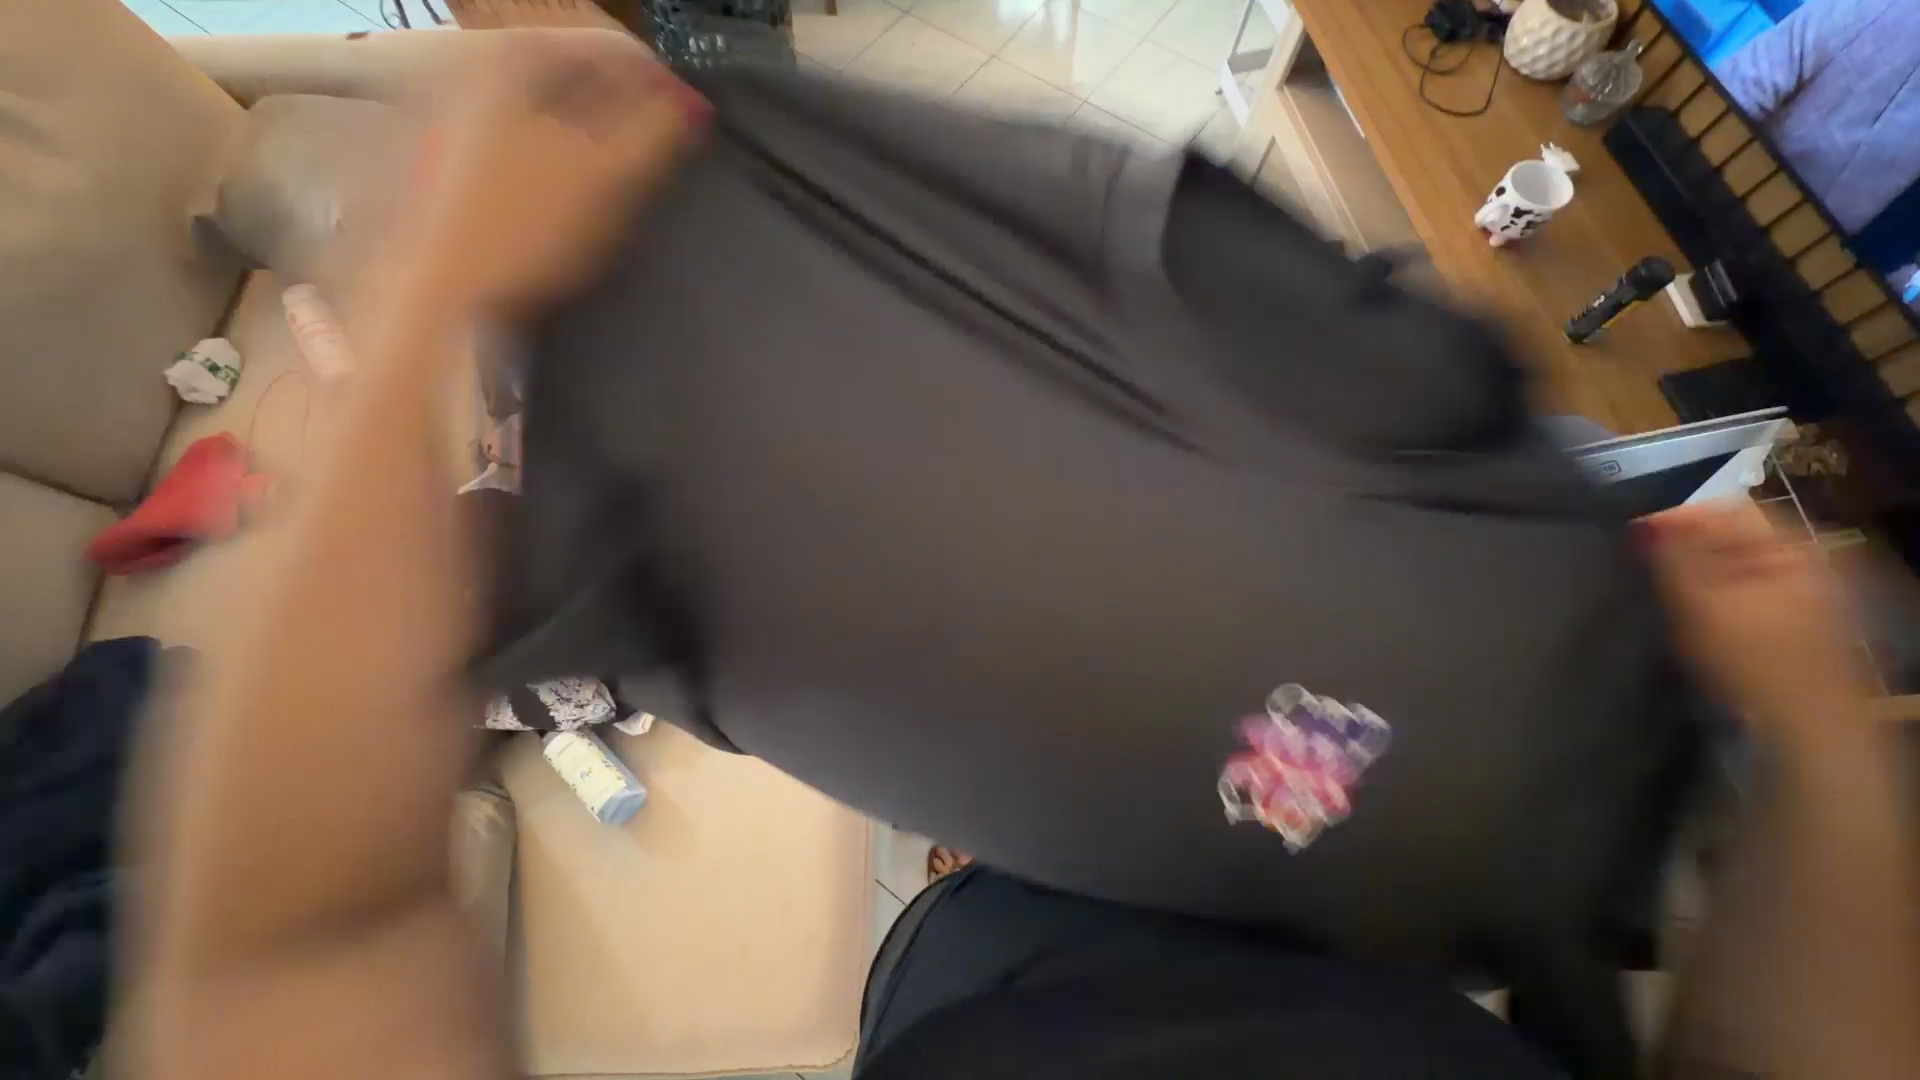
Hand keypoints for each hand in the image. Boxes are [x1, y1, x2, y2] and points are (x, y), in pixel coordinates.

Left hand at [395, 30, 707, 316]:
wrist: (448, 288)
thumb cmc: (531, 228)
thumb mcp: (611, 177)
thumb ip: (661, 133)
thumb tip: (694, 106)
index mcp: (523, 57)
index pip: (616, 48)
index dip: (666, 88)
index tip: (696, 128)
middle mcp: (489, 65)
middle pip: (586, 74)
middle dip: (633, 111)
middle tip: (663, 154)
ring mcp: (471, 107)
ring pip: (562, 105)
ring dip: (604, 135)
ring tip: (625, 177)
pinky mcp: (466, 149)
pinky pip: (537, 132)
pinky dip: (571, 152)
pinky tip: (581, 193)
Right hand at [1642, 501, 1873, 741]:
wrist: (1805, 718)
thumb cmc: (1751, 657)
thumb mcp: (1700, 600)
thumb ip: (1671, 553)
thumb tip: (1646, 516)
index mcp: (1788, 544)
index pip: (1719, 507)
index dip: (1673, 514)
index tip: (1632, 528)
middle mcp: (1800, 554)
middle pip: (1726, 531)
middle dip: (1682, 540)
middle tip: (1639, 554)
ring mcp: (1798, 581)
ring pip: (1729, 556)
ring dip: (1692, 563)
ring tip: (1659, 579)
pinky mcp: (1788, 606)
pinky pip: (1738, 578)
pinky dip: (1710, 583)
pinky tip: (1689, 602)